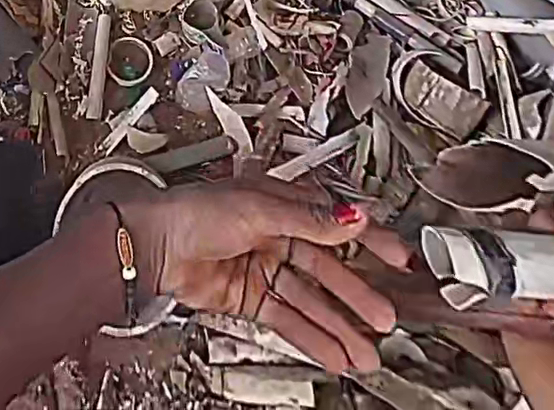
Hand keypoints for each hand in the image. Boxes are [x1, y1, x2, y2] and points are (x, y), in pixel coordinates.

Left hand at [100, 176, 410, 373]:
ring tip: (367, 349)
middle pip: (324, 263)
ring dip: (338, 322)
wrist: (155, 244)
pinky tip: (335, 352)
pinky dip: (312, 335)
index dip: (366, 237)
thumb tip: (352, 214)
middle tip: (385, 314)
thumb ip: (308, 219)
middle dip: (355, 290)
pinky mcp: (250, 294)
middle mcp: (272, 230)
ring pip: (309, 296)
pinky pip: (289, 317)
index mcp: (276, 200)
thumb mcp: (257, 209)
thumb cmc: (195, 210)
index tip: (398, 257)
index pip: (331, 218)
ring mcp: (262, 263)